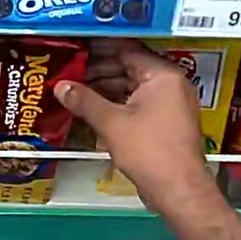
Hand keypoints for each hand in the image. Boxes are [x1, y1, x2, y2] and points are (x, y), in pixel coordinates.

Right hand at [55, 38, 213, 211]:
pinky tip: (96, 111)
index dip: (100, 50)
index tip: (78, 50)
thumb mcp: (111, 123)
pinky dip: (119, 105)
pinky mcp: (167, 123)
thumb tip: (62, 87)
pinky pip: (140, 105)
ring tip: (79, 92)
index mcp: (164, 76)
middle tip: (73, 72)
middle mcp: (172, 85)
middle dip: (100, 71)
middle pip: (131, 68)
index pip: (128, 50)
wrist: (178, 190)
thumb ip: (84, 101)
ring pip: (134, 88)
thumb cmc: (152, 153)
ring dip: (108, 89)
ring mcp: (172, 105)